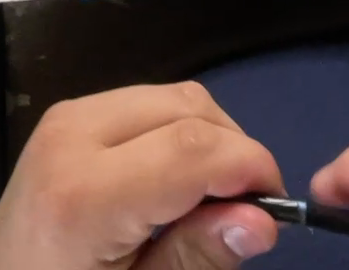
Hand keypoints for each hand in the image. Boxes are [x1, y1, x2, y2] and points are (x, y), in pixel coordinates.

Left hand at [0, 82, 282, 269]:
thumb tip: (262, 221)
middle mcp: (75, 134)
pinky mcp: (70, 110)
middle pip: (185, 108)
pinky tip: (179, 175)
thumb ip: (194, 259)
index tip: (278, 205)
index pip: (188, 149)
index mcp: (83, 194)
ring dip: (211, 134)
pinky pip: (148, 100)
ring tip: (217, 193)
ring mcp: (69, 114)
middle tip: (251, 207)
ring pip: (172, 94)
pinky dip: (181, 128)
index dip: (248, 165)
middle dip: (234, 148)